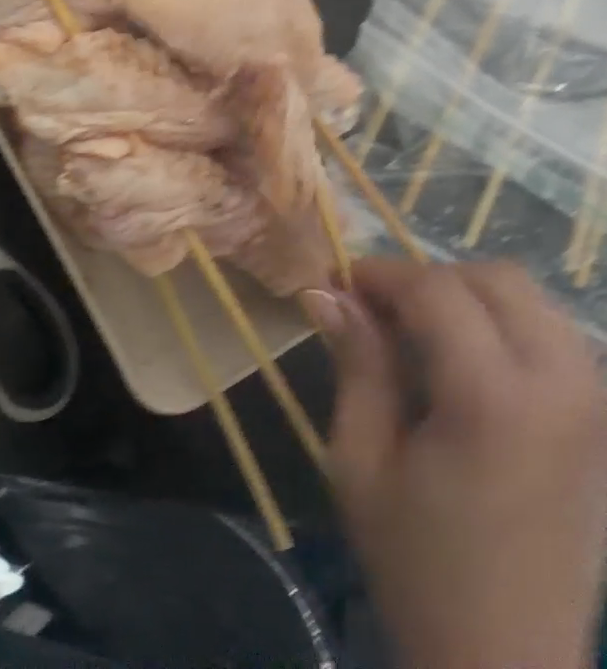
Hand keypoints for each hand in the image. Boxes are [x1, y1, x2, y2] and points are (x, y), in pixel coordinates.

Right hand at [308, 259, 606, 668]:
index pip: (440, 292)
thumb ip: (358, 367)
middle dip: (426, 277)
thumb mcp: (359, 456)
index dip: (377, 274)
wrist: (504, 639)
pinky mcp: (604, 429)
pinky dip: (502, 329)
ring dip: (467, 300)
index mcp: (495, 402)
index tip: (327, 284)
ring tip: (404, 331)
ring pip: (537, 306)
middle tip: (365, 306)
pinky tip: (454, 362)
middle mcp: (566, 392)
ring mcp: (599, 411)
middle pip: (502, 282)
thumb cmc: (411, 550)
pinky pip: (558, 344)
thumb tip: (326, 294)